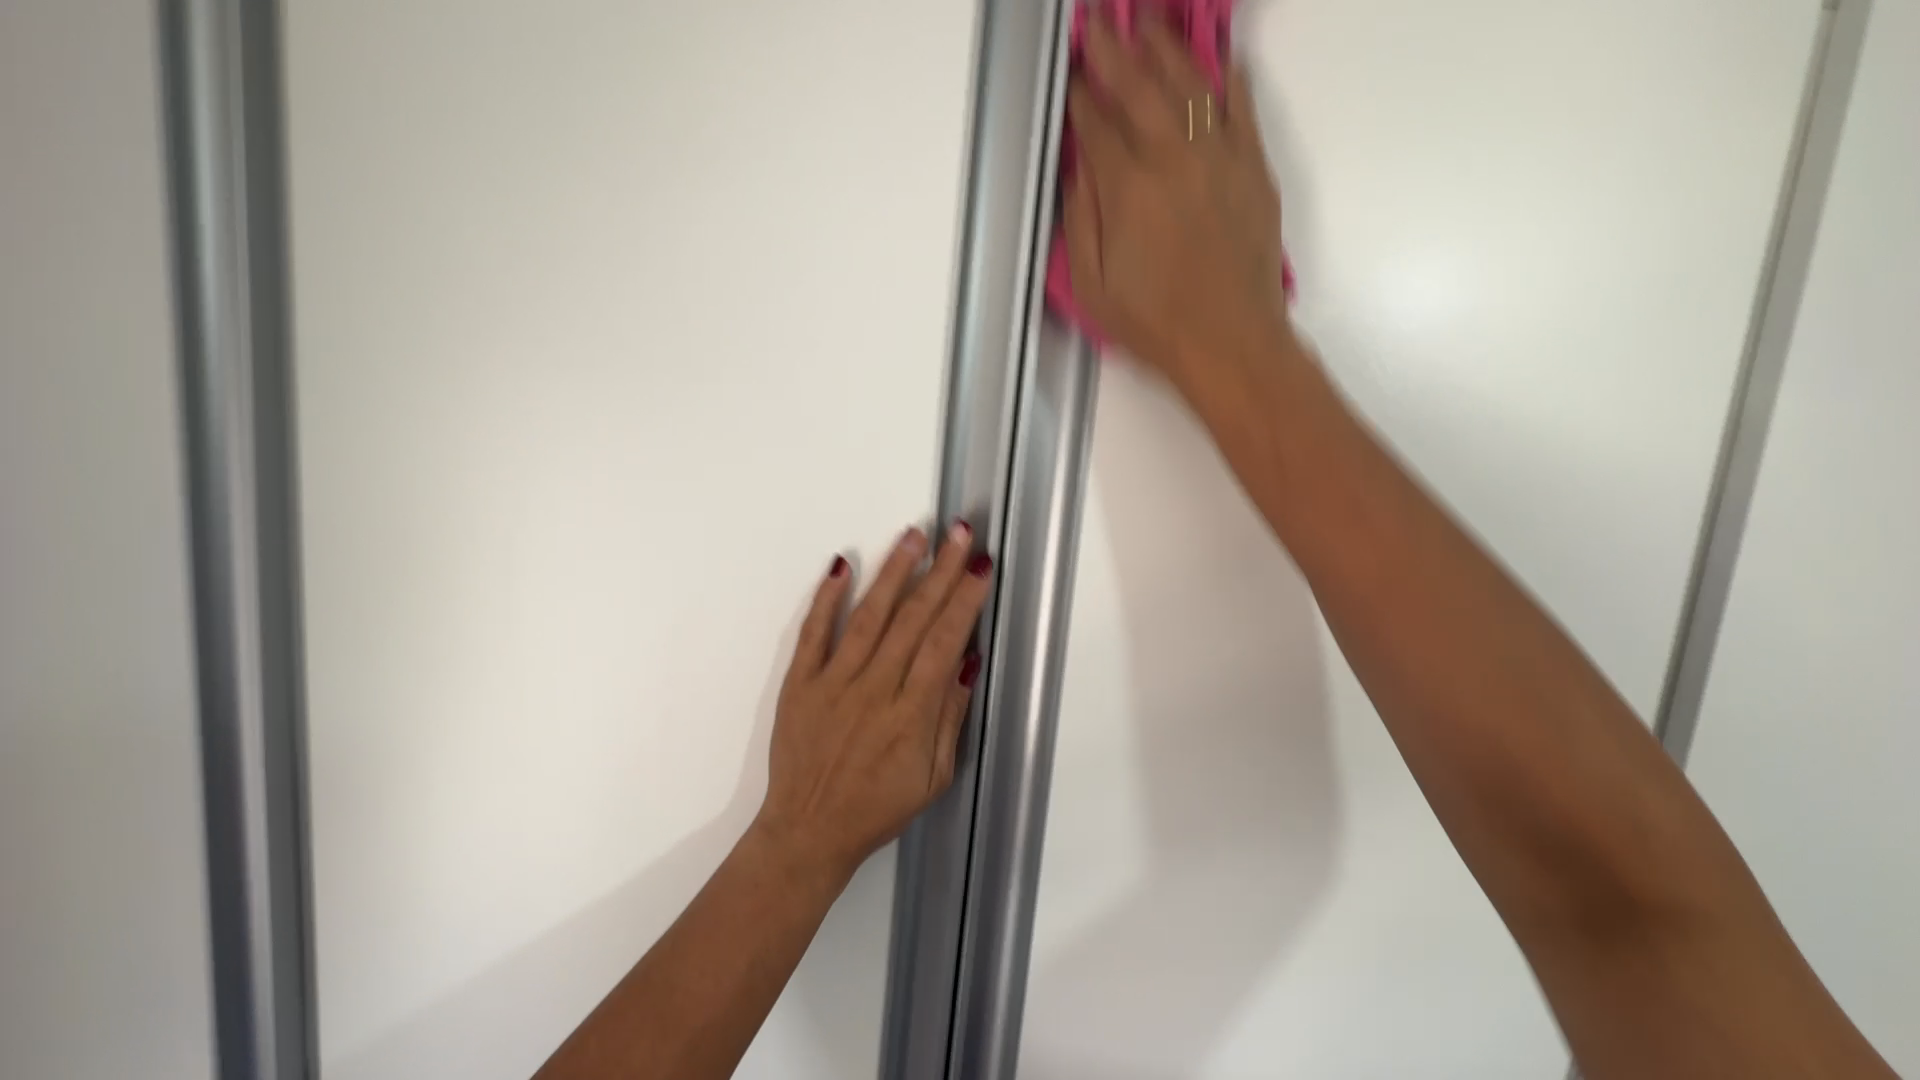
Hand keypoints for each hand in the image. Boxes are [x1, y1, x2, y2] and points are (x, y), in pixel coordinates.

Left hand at [754, 523, 992, 879]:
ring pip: (869, 617)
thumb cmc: (877, 809)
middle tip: (959, 532)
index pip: (944, 643)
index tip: (981, 566)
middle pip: (913, 620)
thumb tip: (967, 662)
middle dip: (940, 571)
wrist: (807, 831)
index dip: (965, 600)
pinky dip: (827, 599)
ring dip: (893, 572)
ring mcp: (832, 684)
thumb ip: (950, 718)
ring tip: (914, 535)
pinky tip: (841, 566)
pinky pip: (814, 634)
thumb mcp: (933, 778)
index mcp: (911, 715)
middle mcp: (873, 690)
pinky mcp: (799, 684)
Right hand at [1063, 13, 1291, 388]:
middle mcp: (1173, 157)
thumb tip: (1076, 167)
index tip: (1072, 76)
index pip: (1096, 124)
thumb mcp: (1091, 283)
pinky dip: (1230, 78)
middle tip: (1100, 24)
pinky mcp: (1254, 168)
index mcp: (1127, 188)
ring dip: (1166, 49)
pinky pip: (1242, 108)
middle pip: (1139, 87)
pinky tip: (1220, 57)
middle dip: (1115, 51)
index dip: (1080, 96)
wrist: (1230, 341)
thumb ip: (1080, 217)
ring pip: (1190, 85)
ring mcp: (1220, 157)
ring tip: (1148, 23)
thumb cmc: (1153, 322)